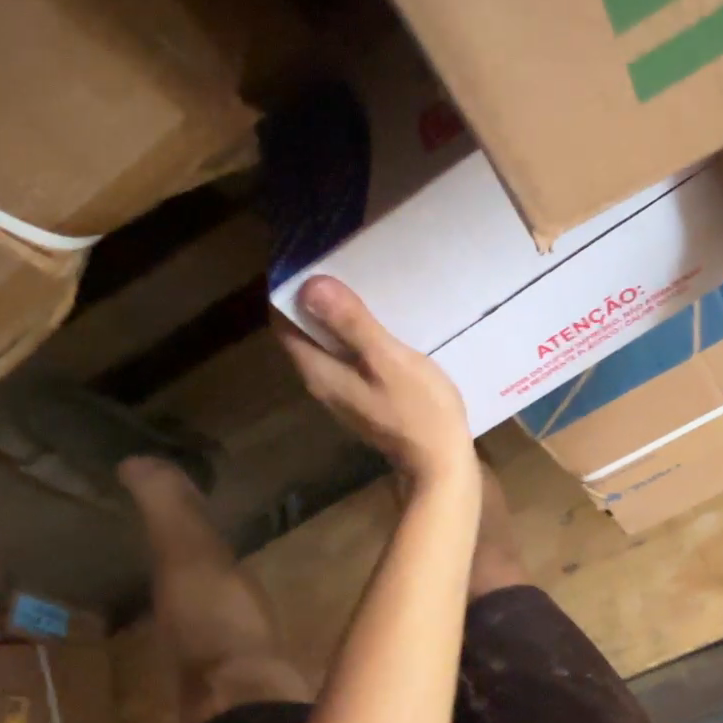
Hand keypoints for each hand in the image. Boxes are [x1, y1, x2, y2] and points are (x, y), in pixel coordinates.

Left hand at [276, 276, 476, 485]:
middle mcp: (321, 382)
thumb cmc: (419, 410)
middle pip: (302, 332)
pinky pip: (346, 357)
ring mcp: (342, 393)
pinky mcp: (362, 399)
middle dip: (313, 298)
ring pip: (325, 345)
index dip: (288, 289)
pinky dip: (352, 335)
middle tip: (335, 261)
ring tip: (357, 283)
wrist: (439, 465)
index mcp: (319, 371)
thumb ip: (351, 323)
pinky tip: (377, 321)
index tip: (305, 257)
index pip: (283, 322)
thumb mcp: (387, 359)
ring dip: (335, 316)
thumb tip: (309, 285)